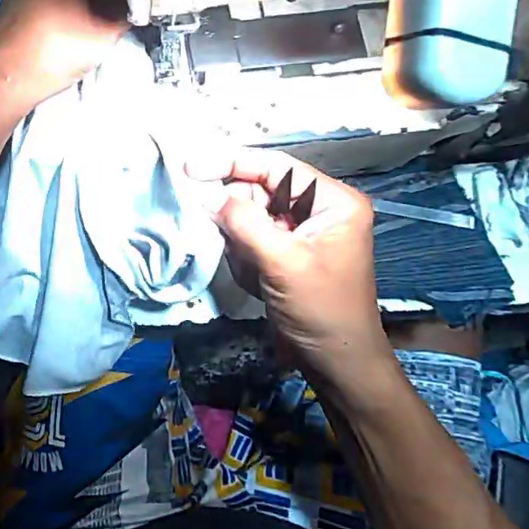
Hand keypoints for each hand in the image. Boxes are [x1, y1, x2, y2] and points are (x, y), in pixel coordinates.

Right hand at [188, 147, 392, 383]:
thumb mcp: (283, 262)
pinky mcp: (285, 254)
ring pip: (249, 218)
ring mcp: (300, 233)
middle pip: (259, 192)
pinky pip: (250, 241)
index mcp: (332, 201)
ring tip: (256, 274)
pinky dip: (244, 259)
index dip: (231, 163)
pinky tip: (258, 283)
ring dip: (240, 245)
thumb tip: (207, 196)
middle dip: (238, 219)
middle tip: (233, 246)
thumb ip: (244, 223)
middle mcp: (318, 210)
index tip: (191, 167)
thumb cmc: (321, 310)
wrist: (337, 365)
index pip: (275, 167)